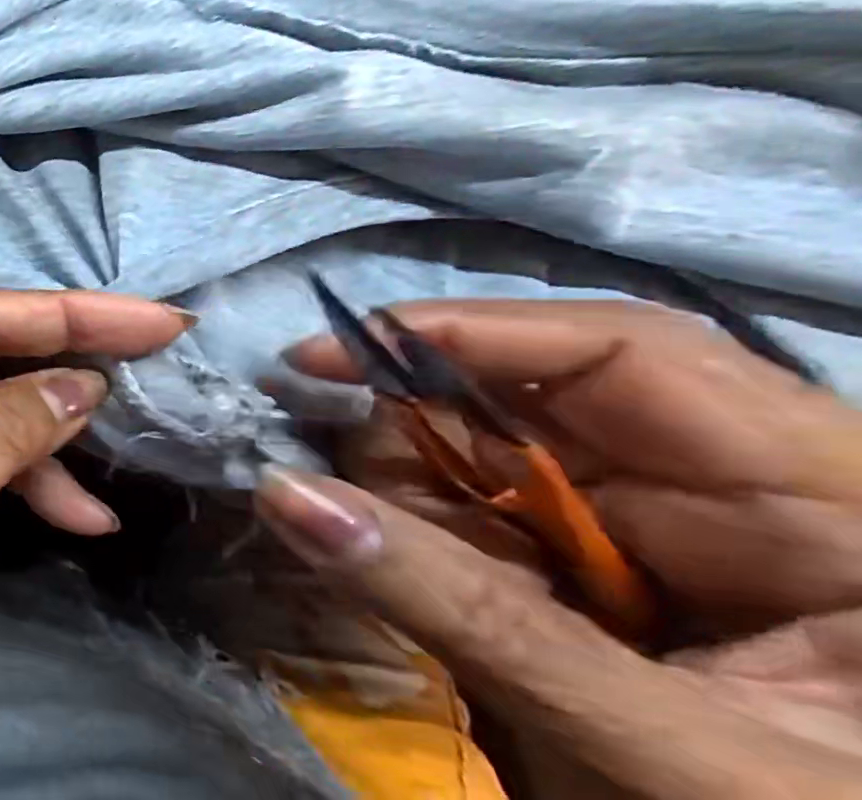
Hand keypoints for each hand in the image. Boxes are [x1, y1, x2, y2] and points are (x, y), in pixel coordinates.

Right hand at [257, 300, 861, 797]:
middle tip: (334, 500)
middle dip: (414, 443)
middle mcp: (736, 491)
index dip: (461, 333)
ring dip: (412, 505)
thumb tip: (279, 491)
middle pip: (528, 405)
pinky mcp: (610, 567)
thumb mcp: (662, 753)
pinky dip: (428, 543)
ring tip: (389, 572)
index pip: (624, 354)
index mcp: (831, 505)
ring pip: (487, 459)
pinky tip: (417, 585)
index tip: (323, 357)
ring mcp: (666, 531)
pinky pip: (485, 516)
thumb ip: (471, 615)